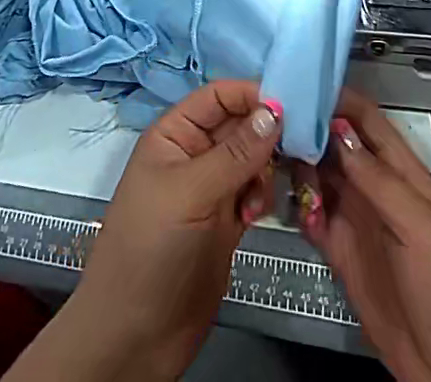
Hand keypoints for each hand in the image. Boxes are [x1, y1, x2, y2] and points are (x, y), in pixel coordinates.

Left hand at [7, 79, 281, 380]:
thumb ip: (236, 152)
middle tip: (294, 149)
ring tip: (259, 198)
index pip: (219, 96)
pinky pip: (256, 190)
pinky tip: (255, 217)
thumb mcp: (191, 192)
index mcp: (175, 135)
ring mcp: (212, 187)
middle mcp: (194, 154)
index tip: (291, 107)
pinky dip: (263, 197)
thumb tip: (275, 110)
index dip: (252, 95)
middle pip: (242, 124)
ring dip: (266, 171)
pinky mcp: (227, 218)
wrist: (135, 334)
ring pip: (254, 157)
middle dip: (267, 134)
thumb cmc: (151, 249)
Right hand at [294, 90, 430, 381]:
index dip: (340, 102)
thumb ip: (379, 180)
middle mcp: (377, 191)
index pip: (368, 122)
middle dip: (310, 131)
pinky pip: (312, 216)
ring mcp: (358, 219)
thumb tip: (342, 134)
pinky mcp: (342, 250)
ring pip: (320, 176)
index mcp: (404, 176)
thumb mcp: (419, 227)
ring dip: (300, 168)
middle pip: (337, 144)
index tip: (307, 91)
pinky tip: (294, 208)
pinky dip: (299, 208)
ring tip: (279, 163)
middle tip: (279, 125)